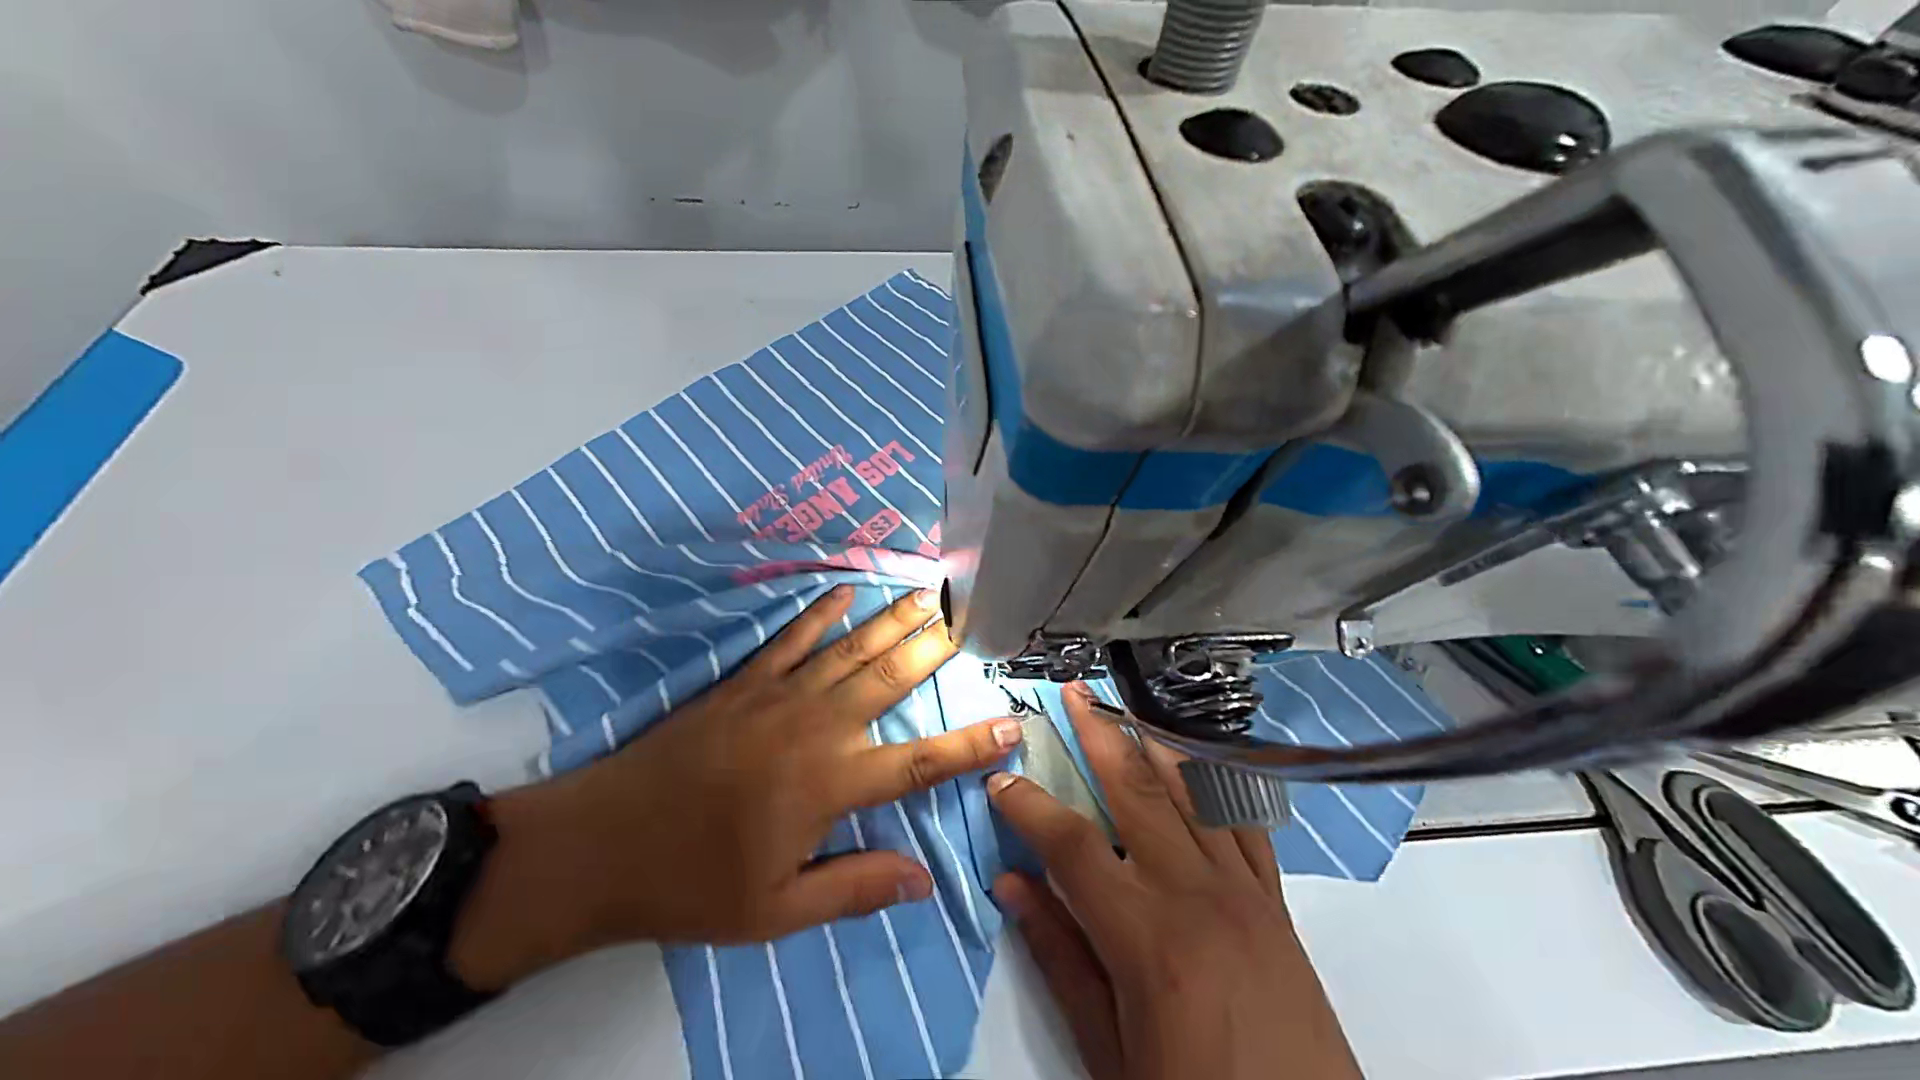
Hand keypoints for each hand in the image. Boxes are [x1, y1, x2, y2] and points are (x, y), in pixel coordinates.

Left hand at [451, 585, 1022, 984]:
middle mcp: (815, 728)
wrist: (600, 843)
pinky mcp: (742, 684)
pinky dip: (819, 614)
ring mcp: (777, 697)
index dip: (970, 746)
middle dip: (933, 650)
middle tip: (967, 620)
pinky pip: (790, 640)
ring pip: (848, 651)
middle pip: (889, 681)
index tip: (1010, 722)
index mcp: (831, 784)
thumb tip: (923, 880)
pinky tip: (844, 593)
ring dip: (890, 622)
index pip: (919, 763)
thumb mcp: (777, 910)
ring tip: (925, 595)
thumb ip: (855, 887)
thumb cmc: (693, 883)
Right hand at [988, 683, 1361, 1079]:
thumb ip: (1058, 956)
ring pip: (1194, 792)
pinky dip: (1218, 782)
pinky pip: (1245, 821)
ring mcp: (1243, 890)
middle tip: (1070, 695)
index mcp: (1145, 936)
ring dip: (1154, 741)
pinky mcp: (1275, 901)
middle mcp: (1195, 894)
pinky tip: (1199, 758)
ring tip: (1126, 706)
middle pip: (1136, 790)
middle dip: (1097, 735)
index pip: (1071, 845)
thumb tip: (1011, 885)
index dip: (1028, 807)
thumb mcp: (1108, 1049)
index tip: (999, 782)